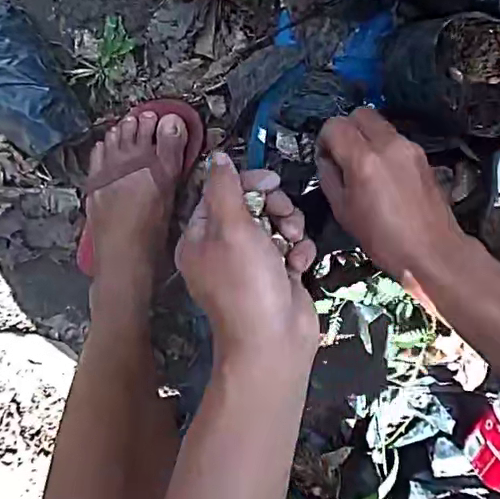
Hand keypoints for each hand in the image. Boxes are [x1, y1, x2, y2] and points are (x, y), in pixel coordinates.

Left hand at [176, 154, 319, 366]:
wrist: (273, 341)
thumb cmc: (246, 282)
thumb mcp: (231, 227)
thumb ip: (225, 187)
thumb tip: (218, 157)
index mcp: (200, 237)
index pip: (222, 192)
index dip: (248, 182)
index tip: (271, 181)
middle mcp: (223, 248)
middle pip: (253, 204)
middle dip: (275, 207)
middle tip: (283, 219)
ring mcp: (252, 263)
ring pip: (276, 223)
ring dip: (290, 228)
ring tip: (292, 245)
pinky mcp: (278, 274)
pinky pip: (291, 247)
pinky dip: (299, 252)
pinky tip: (298, 266)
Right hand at [317, 108, 473, 282]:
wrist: (432, 251)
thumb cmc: (385, 240)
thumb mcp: (343, 212)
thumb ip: (329, 178)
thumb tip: (326, 160)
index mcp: (364, 160)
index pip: (334, 125)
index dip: (324, 139)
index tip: (326, 157)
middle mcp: (388, 145)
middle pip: (359, 113)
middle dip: (346, 129)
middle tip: (343, 155)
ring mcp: (409, 147)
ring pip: (379, 124)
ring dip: (366, 137)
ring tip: (365, 167)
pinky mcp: (422, 155)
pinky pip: (395, 139)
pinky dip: (384, 147)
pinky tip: (385, 175)